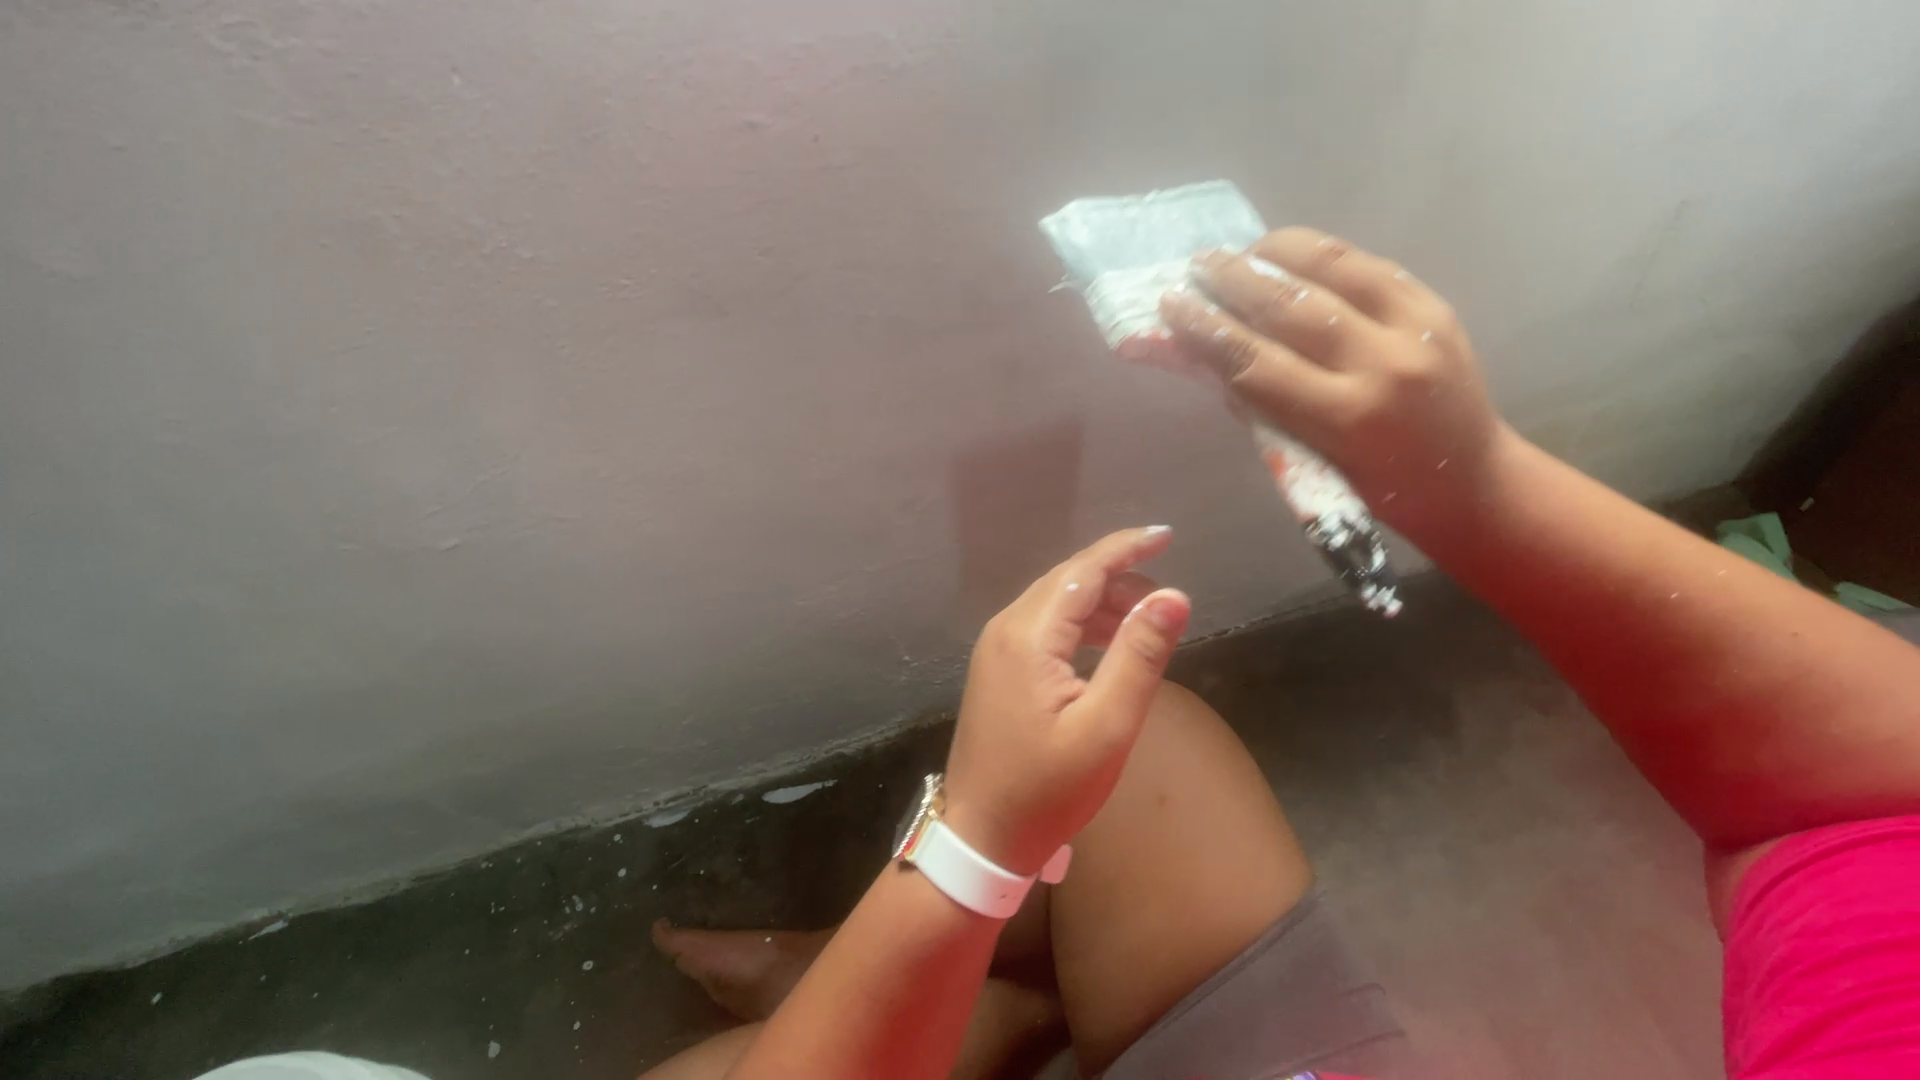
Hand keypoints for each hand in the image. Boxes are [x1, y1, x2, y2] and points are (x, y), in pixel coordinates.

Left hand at [941, 527, 1191, 876]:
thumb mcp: (1107, 725)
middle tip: (1167, 595)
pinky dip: (1080, 626)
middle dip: (1119, 576)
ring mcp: (996, 650)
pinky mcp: (998, 670)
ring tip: (1147, 622)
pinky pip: (1044, 628)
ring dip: (1101, 603)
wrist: (983, 836)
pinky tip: (1107, 645)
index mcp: (1028, 635)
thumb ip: (1139, 655)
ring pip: (1055, 604)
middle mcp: (1005, 630)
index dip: (1126, 548)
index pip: (1083, 572)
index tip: (1166, 534)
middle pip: (1067, 581)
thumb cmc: (1048, 789)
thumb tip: (1173, 594)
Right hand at [1159, 228, 1513, 536]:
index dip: (1206, 330)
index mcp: (1344, 418)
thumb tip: (1207, 356)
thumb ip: (1257, 405)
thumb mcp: (1307, 459)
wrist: (1468, 479)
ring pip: (1331, 270)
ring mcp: (1415, 328)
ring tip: (1239, 251)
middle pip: (1289, 308)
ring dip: (1275, 254)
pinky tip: (1288, 252)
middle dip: (1234, 281)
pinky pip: (1367, 265)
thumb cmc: (1373, 490)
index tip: (1170, 305)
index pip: (1255, 362)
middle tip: (1197, 265)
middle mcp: (1381, 366)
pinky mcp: (1435, 305)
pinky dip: (1320, 254)